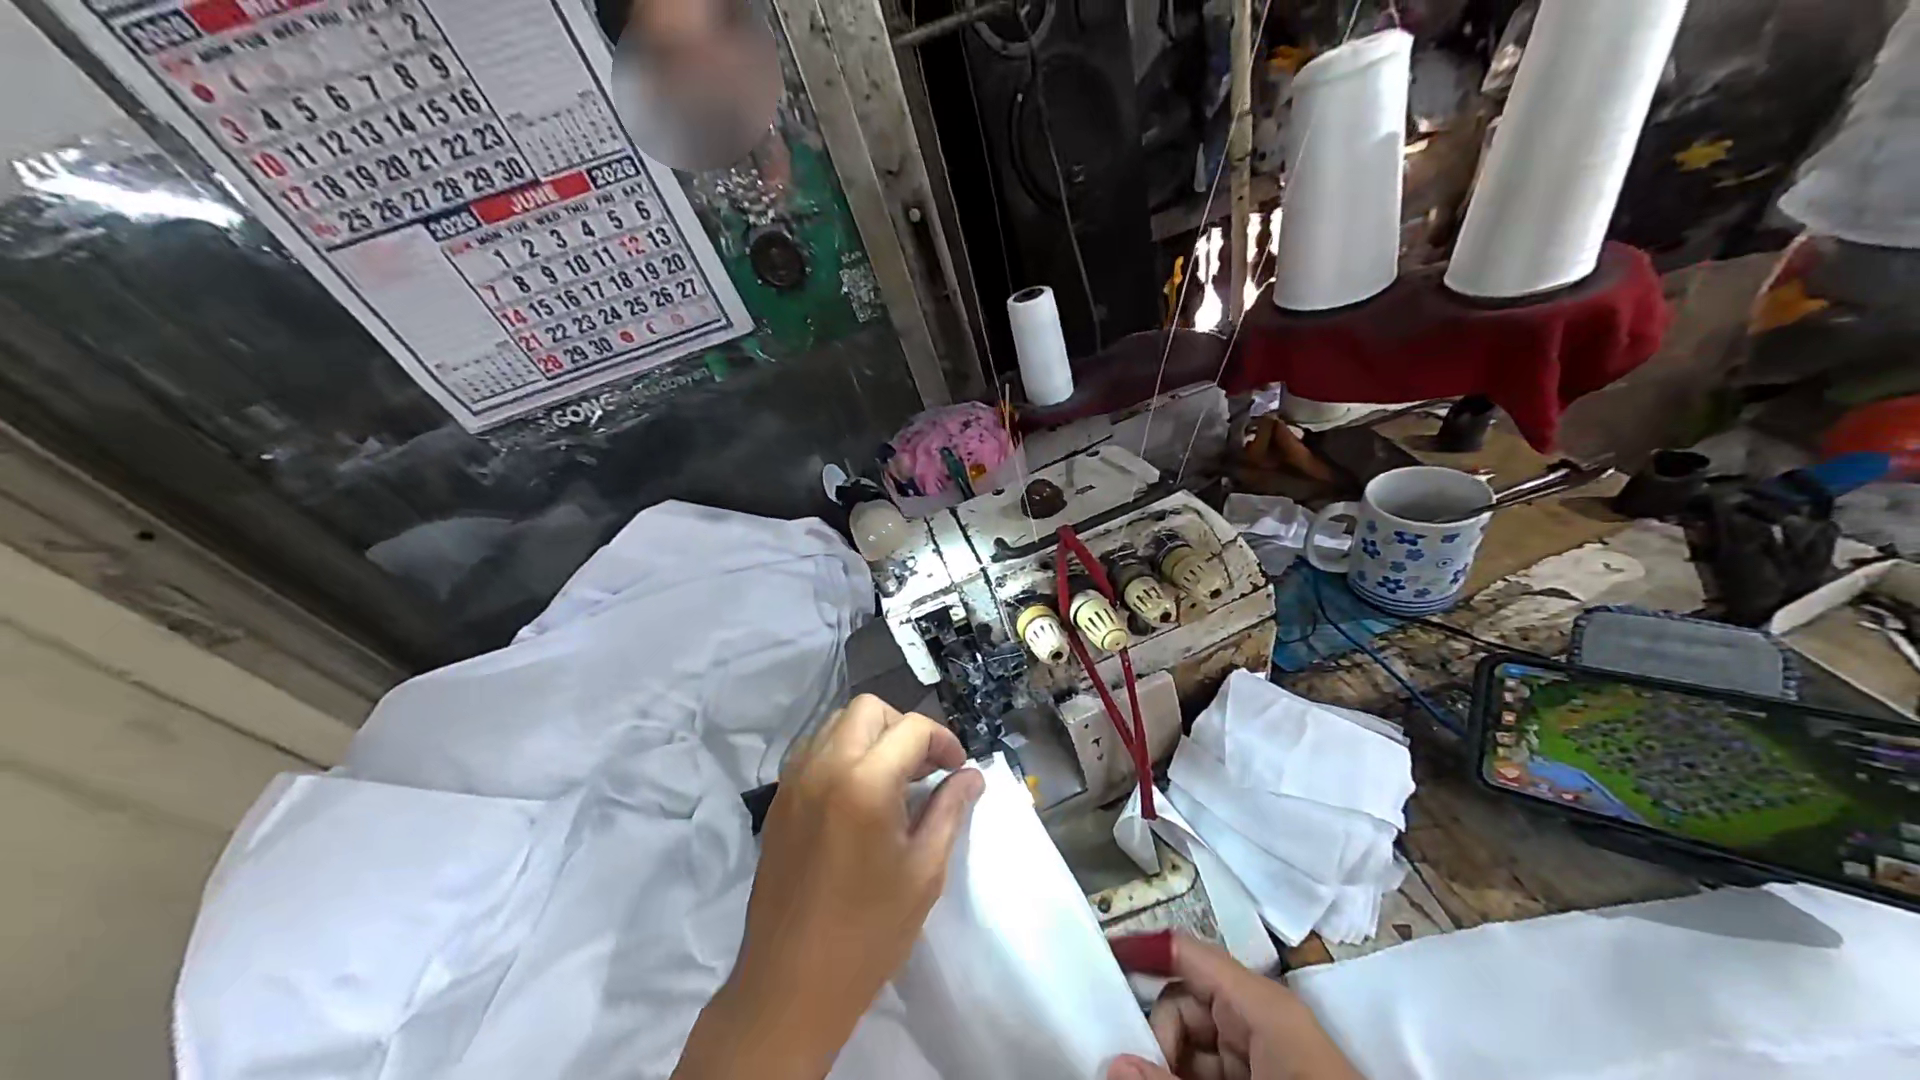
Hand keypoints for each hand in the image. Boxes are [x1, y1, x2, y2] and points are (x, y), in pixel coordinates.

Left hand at [672, 696, 985, 1079]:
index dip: (943, 741)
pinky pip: (814, 750)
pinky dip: (843, 753)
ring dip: (871, 736)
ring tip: (894, 780)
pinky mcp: (779, 801)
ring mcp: (794, 781)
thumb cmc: (868, 932)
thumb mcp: (924, 870)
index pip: (911, 728)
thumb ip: (949, 810)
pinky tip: (860, 795)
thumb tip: (971, 776)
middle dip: (904, 727)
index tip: (957, 770)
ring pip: (837, 723)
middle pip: (868, 709)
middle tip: (924, 769)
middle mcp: (823, 766)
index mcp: (864, 781)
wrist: (790, 984)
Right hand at [1109, 935, 1363, 1079]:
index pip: (1187, 952)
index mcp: (1262, 1004)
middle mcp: (1262, 1017)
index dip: (1142, 949)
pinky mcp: (1270, 1076)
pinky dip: (1190, 1076)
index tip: (1098, 956)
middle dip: (1157, 1035)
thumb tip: (1111, 1063)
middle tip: (1139, 1073)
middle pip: (1185, 1000)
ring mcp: (1268, 1052)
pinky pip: (1215, 1066)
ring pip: (1196, 1039)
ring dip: (1172, 1062)